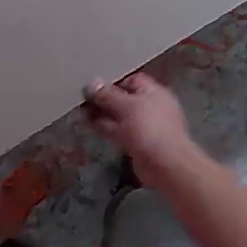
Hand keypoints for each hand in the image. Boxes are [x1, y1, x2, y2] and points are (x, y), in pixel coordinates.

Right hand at [83, 73, 199, 186]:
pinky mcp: (136, 143)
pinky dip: (103, 127)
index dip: (112, 81)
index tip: (93, 83)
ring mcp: (143, 126)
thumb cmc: (151, 129)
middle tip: (82, 97)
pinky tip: (87, 124)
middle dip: (103, 98)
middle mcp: (149, 107)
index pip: (130, 80)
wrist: (167, 166)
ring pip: (117, 116)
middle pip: (122, 98)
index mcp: (153, 92)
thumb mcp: (127, 106)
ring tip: (80, 110)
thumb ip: (108, 94)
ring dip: (100, 113)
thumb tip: (92, 84)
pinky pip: (116, 130)